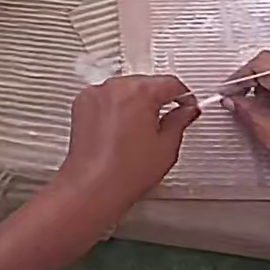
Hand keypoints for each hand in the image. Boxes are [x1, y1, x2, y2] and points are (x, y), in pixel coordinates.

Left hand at [53, 74, 199, 217]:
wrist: (93, 186)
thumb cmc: (125, 171)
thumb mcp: (167, 146)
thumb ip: (180, 121)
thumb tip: (187, 110)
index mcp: (140, 92)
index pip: (170, 83)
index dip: (184, 96)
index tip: (187, 105)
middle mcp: (115, 87)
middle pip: (145, 84)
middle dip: (156, 99)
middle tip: (165, 120)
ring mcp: (96, 93)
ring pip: (124, 89)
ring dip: (133, 102)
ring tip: (138, 130)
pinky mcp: (82, 103)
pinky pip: (104, 97)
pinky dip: (112, 107)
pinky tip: (118, 129)